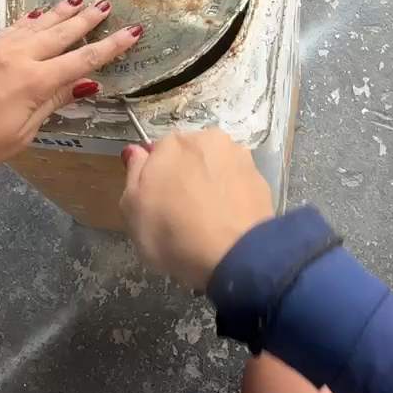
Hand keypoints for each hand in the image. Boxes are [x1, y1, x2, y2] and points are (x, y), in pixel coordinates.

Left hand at [0, 0, 142, 165]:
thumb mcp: (23, 131)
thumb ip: (52, 101)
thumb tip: (84, 82)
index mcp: (35, 81)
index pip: (83, 59)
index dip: (111, 46)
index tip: (132, 31)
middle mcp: (18, 57)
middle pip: (60, 33)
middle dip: (86, 19)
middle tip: (105, 3)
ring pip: (35, 25)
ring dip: (59, 13)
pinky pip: (11, 29)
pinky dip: (29, 21)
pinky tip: (36, 15)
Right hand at [120, 129, 274, 290]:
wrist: (234, 253)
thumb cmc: (172, 233)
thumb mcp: (133, 209)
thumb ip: (134, 173)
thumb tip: (137, 150)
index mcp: (172, 143)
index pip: (159, 152)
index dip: (157, 178)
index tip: (158, 202)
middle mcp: (207, 139)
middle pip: (191, 156)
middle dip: (186, 176)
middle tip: (182, 212)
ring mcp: (238, 155)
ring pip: (217, 167)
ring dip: (212, 183)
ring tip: (209, 219)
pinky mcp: (260, 176)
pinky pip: (237, 183)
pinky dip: (232, 195)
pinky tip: (228, 220)